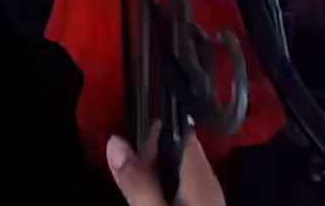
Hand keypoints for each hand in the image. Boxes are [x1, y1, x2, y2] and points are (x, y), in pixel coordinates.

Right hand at [106, 132, 225, 205]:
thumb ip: (137, 183)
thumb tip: (114, 140)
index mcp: (199, 175)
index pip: (180, 129)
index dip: (153, 125)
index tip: (129, 136)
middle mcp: (209, 182)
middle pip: (178, 149)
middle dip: (150, 154)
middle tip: (129, 173)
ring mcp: (210, 201)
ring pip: (179, 172)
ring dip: (155, 176)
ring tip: (135, 190)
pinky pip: (183, 192)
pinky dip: (165, 192)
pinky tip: (152, 204)